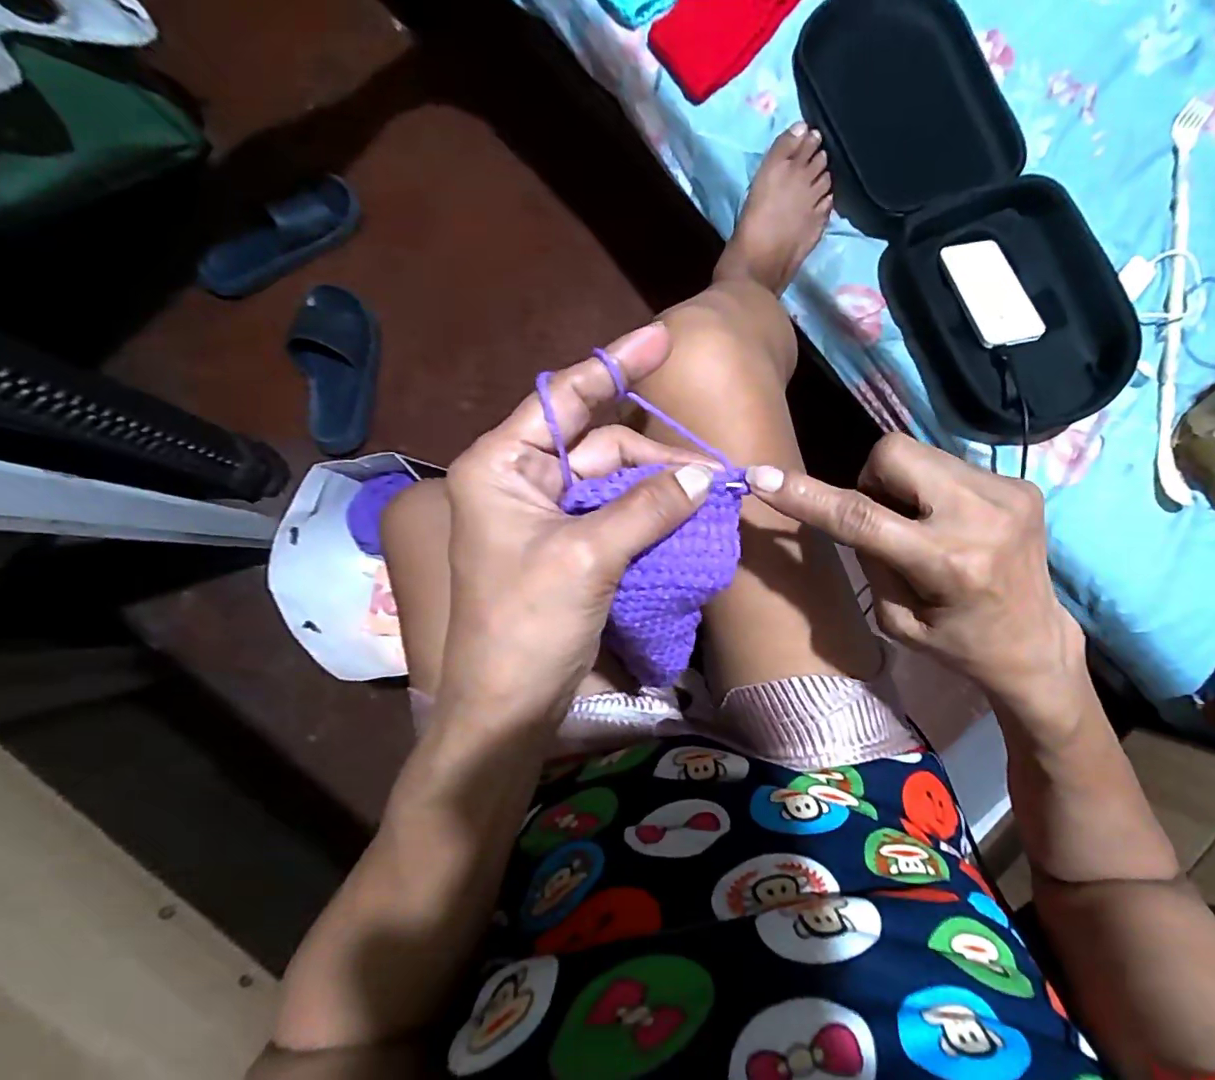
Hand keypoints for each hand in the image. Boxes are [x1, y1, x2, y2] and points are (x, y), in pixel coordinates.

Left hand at [436, 323, 716, 727]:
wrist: (507, 707)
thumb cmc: (527, 625)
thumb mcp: (588, 558)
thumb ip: (647, 507)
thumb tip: (703, 473)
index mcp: (502, 465)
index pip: (564, 398)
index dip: (615, 364)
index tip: (663, 335)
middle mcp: (520, 479)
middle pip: (598, 443)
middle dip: (654, 453)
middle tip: (712, 470)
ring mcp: (545, 514)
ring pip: (611, 480)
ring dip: (657, 485)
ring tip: (707, 493)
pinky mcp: (566, 545)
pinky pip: (614, 512)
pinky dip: (648, 511)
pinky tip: (683, 511)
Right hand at [750, 434, 1088, 737]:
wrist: (1036, 642)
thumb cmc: (957, 642)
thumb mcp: (896, 618)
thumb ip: (869, 557)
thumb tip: (849, 506)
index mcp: (948, 563)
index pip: (861, 518)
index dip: (808, 496)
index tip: (763, 476)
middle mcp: (982, 517)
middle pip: (892, 453)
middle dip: (872, 480)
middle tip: (886, 520)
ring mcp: (1007, 493)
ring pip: (919, 453)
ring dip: (905, 485)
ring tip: (926, 526)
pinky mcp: (1022, 483)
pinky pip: (948, 464)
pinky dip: (933, 488)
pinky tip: (954, 523)